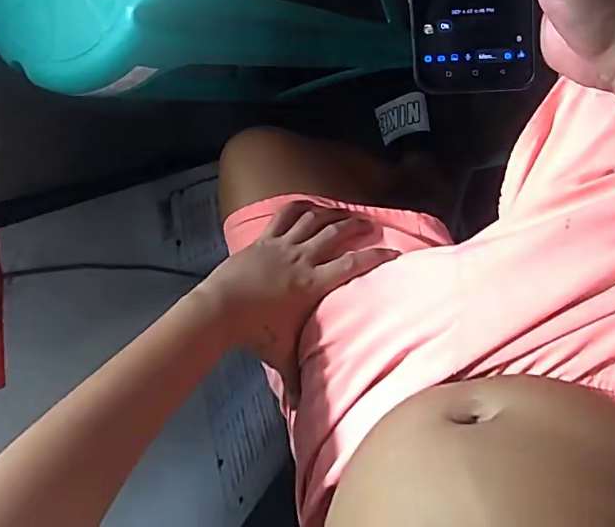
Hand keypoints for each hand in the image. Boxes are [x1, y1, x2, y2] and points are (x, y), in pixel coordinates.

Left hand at [195, 202, 397, 390]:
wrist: (221, 308)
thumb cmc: (255, 332)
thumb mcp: (281, 357)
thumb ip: (296, 380)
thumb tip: (302, 409)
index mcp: (313, 284)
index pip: (352, 265)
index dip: (375, 256)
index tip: (392, 252)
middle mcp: (302, 258)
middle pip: (335, 233)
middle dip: (355, 225)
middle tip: (368, 223)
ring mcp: (282, 245)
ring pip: (313, 220)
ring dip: (330, 213)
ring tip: (342, 211)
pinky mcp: (264, 238)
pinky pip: (284, 215)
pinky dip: (298, 206)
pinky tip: (308, 204)